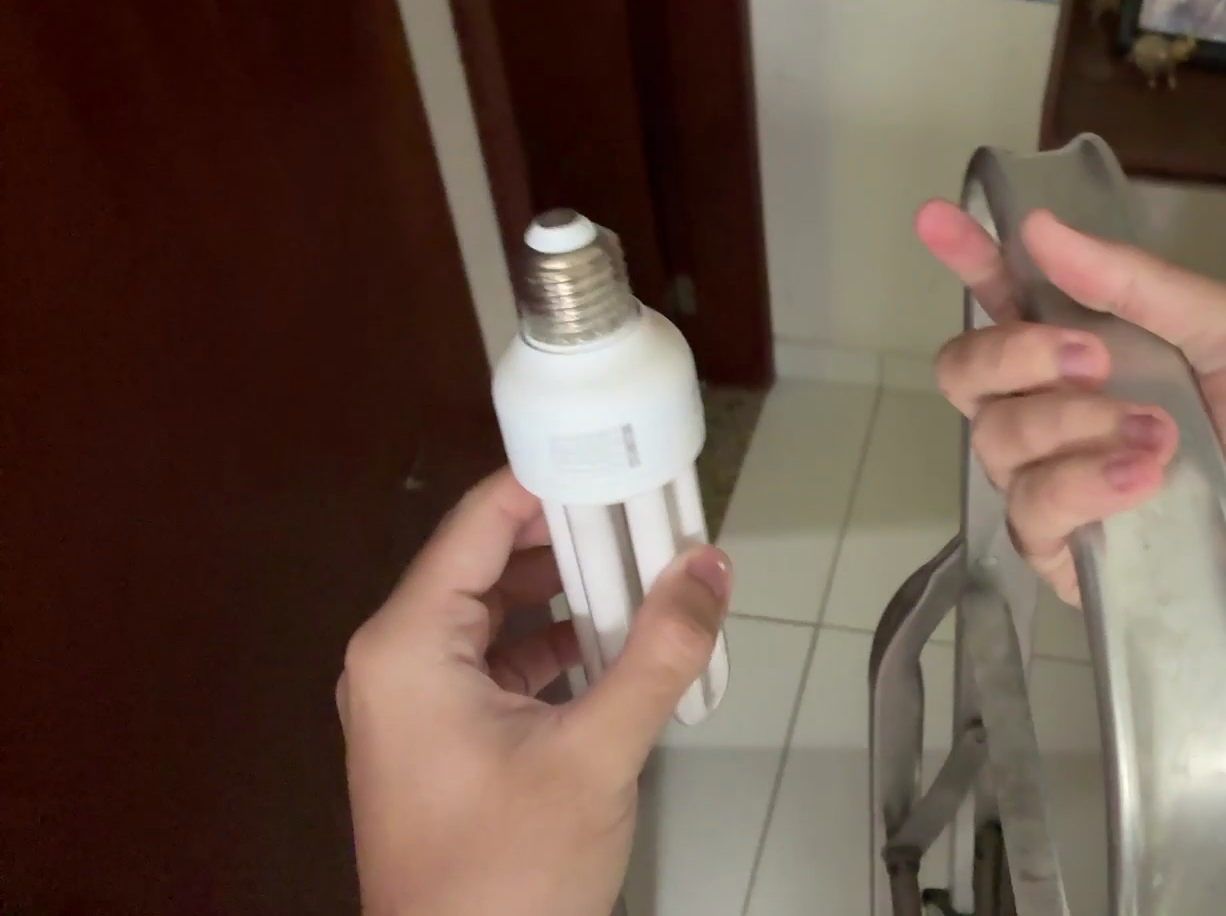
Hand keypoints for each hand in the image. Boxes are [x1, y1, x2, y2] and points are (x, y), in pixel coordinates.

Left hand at [338, 469, 731, 915]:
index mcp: (411, 645)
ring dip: (585, 584)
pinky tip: (632, 636)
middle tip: (659, 514)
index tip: (625, 458)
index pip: (484, 519)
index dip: (553, 478)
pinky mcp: (460, 725)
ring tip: (658, 567)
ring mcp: (430, 693)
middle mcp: (407, 655)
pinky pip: (521, 648)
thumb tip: (713, 561)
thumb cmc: (507, 872)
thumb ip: (662, 650)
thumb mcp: (597, 753)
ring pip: (515, 603)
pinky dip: (575, 633)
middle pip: (502, 556)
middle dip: (583, 534)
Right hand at [916, 203, 1225, 681]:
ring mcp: (1044, 478)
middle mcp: (1049, 408)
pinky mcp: (1050, 545)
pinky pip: (1027, 505)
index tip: (933, 218)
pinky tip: (1143, 482)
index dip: (965, 258)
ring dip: (1074, 424)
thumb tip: (1040, 230)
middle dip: (1016, 354)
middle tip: (1092, 360)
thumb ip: (1138, 282)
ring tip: (1159, 438)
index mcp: (1084, 348)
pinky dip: (1082, 484)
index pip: (1003, 298)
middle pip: (966, 369)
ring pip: (994, 436)